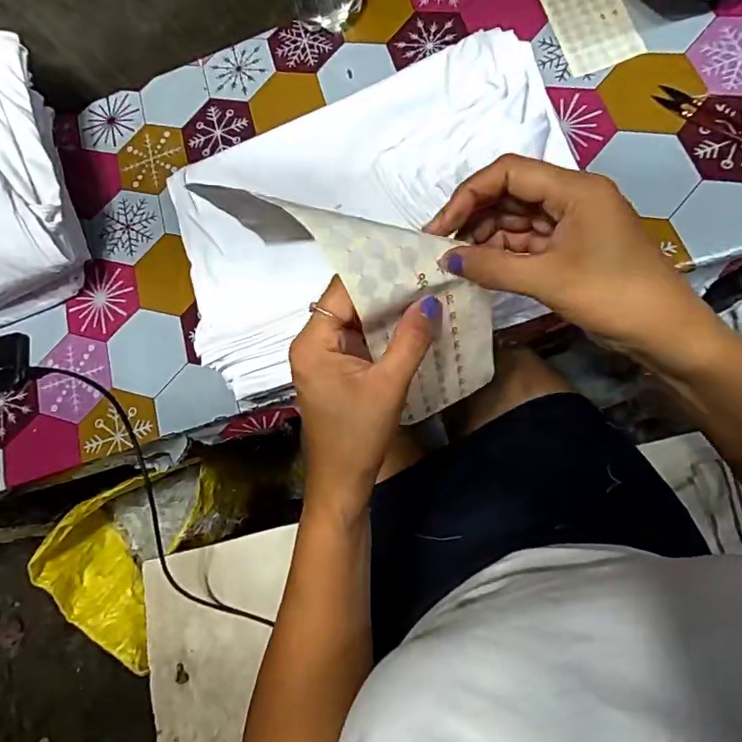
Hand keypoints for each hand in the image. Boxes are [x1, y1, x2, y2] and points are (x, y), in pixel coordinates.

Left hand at [288, 277, 435, 498]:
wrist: (341, 483)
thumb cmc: (358, 437)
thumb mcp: (389, 386)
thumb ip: (409, 341)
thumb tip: (430, 301)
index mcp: (313, 342)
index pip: (341, 291)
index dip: (375, 273)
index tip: (409, 258)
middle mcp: (311, 343)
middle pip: (347, 302)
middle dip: (386, 289)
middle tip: (424, 271)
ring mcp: (323, 357)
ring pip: (356, 320)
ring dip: (387, 310)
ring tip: (425, 290)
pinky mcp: (336, 370)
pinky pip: (359, 339)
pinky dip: (383, 331)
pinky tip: (412, 321)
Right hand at [424, 153, 715, 359]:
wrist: (668, 334)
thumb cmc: (614, 296)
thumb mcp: (548, 280)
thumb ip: (493, 266)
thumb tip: (447, 258)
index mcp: (575, 189)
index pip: (508, 172)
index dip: (468, 195)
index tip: (441, 228)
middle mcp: (573, 197)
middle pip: (510, 193)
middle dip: (473, 217)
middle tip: (441, 248)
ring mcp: (573, 223)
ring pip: (516, 219)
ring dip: (485, 238)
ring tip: (456, 262)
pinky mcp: (572, 248)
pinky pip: (528, 242)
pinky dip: (503, 254)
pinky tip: (480, 268)